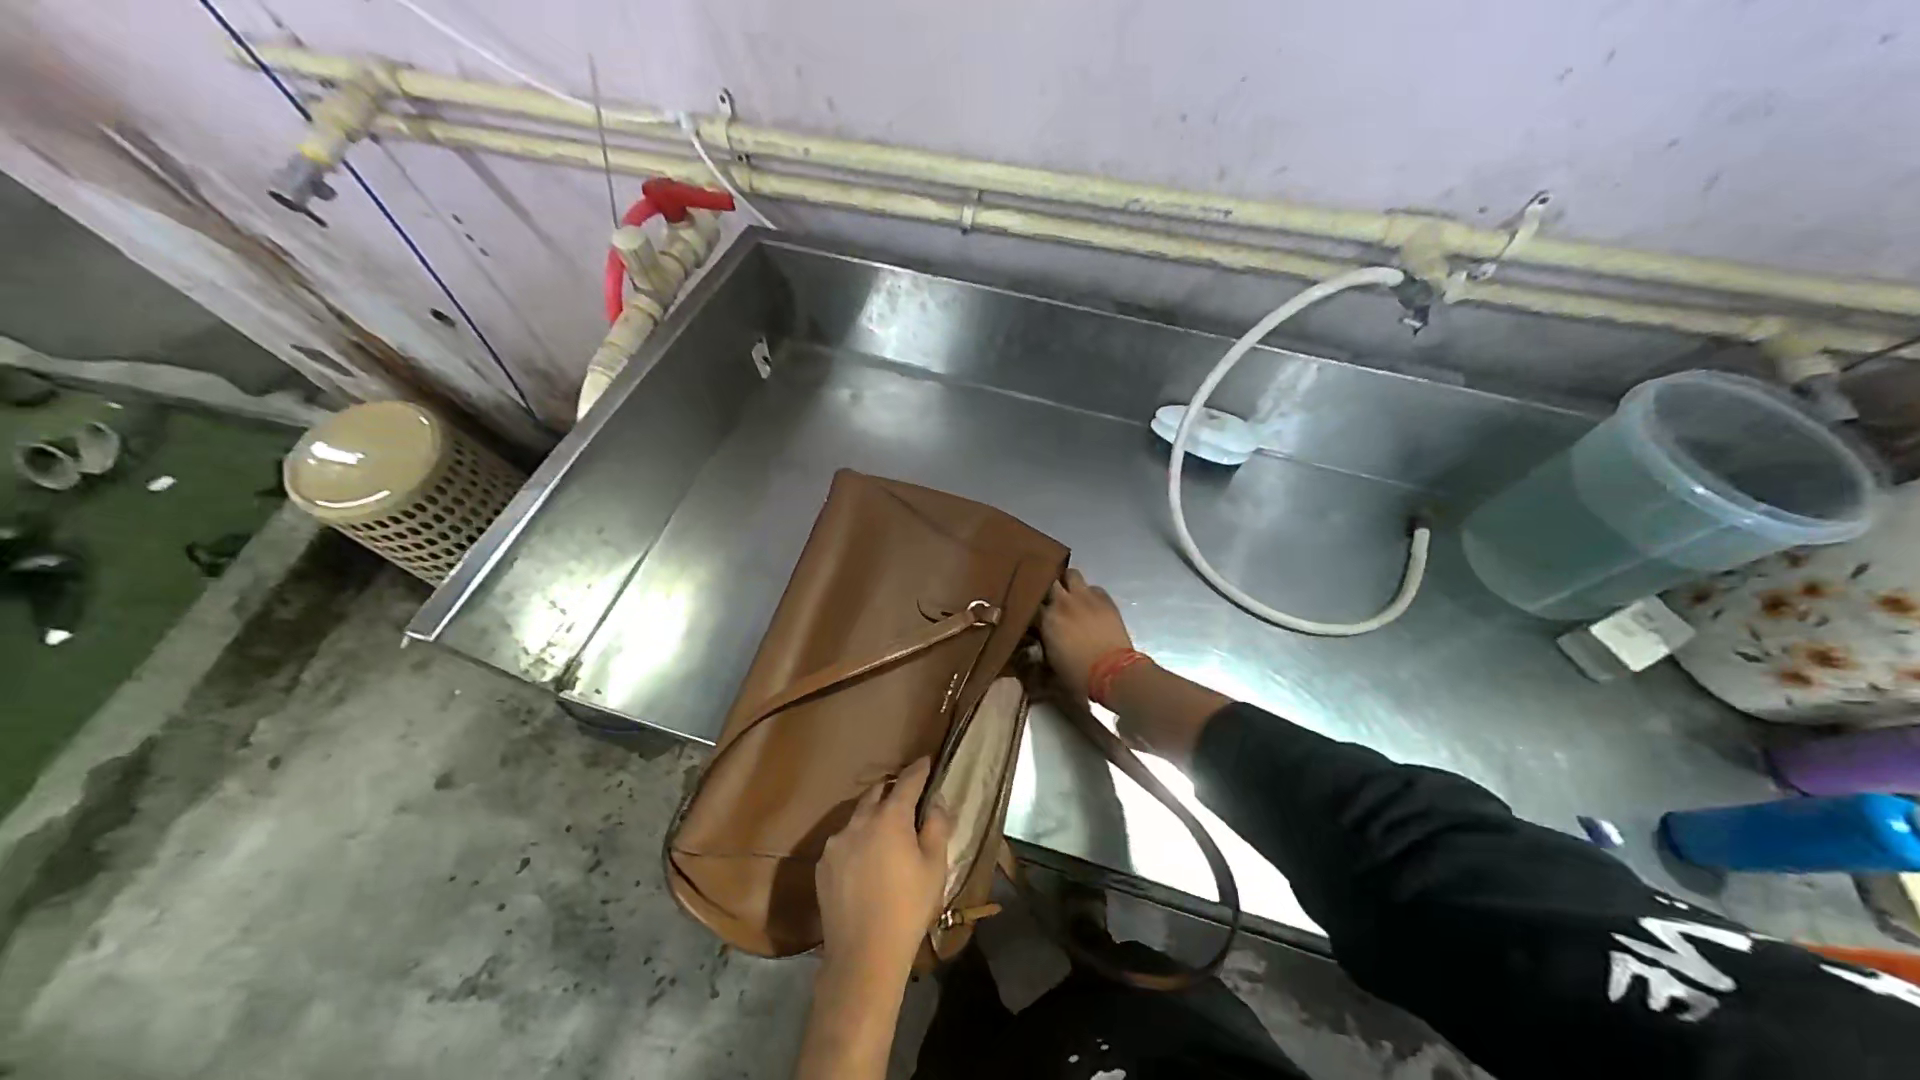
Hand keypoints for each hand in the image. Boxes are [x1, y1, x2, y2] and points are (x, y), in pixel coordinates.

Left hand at [816, 757, 952, 974]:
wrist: (864, 954)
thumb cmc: (909, 907)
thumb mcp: (935, 866)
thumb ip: (936, 827)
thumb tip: (935, 802)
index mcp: (889, 818)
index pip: (906, 782)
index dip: (918, 770)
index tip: (926, 761)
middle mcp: (858, 821)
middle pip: (877, 793)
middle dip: (892, 790)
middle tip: (907, 797)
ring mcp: (835, 843)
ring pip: (857, 818)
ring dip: (873, 817)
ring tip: (885, 834)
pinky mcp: (822, 865)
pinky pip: (843, 842)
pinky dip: (857, 841)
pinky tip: (866, 863)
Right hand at [1040, 568, 1134, 700]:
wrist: (1112, 671)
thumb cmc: (1078, 673)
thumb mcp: (1050, 659)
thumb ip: (1043, 639)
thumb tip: (1040, 632)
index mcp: (1046, 618)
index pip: (1030, 602)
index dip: (1030, 605)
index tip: (1030, 610)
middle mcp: (1062, 601)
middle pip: (1048, 580)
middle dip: (1047, 587)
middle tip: (1048, 596)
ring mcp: (1085, 597)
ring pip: (1071, 574)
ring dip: (1068, 582)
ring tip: (1069, 592)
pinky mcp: (1105, 599)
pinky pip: (1093, 587)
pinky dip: (1089, 593)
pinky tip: (1090, 603)